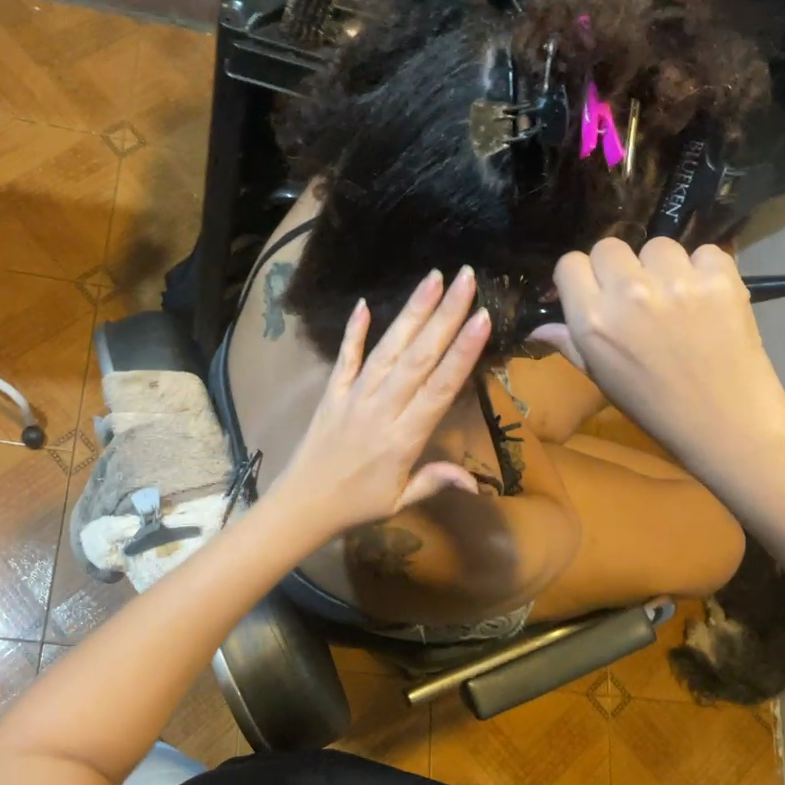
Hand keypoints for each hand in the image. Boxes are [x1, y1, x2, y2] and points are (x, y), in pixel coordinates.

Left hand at [270, 266, 489, 534]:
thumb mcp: (400, 502)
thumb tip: (476, 483)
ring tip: (433, 278)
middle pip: (418, 358)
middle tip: (467, 278)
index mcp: (403, 438)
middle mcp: (380, 410)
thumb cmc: (356, 506)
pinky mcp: (331, 393)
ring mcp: (353, 397)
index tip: (483, 317)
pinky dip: (353, 332)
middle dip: (444, 316)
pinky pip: (344, 358)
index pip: (439, 388)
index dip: (463, 352)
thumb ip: (435, 481)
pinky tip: (364, 304)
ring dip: (411, 313)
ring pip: (386, 350)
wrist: (302, 505)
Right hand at [538, 237, 784, 475]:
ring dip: (662, 266)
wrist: (723, 420)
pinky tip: (705, 298)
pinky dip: (704, 270)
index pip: (569, 264)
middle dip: (617, 266)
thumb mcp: (601, 377)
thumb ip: (570, 343)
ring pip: (657, 246)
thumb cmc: (652, 405)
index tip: (590, 289)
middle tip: (633, 293)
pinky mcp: (720, 278)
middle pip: (609, 246)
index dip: (579, 276)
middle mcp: (629, 292)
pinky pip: (703, 252)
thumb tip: (539, 327)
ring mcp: (677, 281)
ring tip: (674, 297)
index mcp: (592, 320)